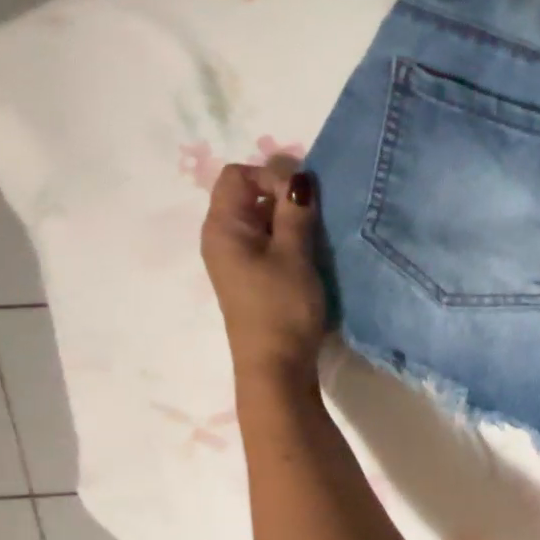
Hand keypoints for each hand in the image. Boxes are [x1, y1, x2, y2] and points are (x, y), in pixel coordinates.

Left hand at [200, 161, 326, 383]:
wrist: (276, 363)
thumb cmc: (282, 307)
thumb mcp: (294, 255)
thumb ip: (294, 213)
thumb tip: (298, 177)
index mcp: (222, 226)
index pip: (238, 175)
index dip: (272, 177)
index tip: (305, 200)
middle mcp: (221, 236)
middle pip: (247, 194)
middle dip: (282, 196)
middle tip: (317, 216)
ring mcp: (235, 257)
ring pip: (260, 219)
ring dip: (288, 219)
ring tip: (318, 235)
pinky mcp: (252, 274)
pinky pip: (265, 240)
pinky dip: (287, 238)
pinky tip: (309, 254)